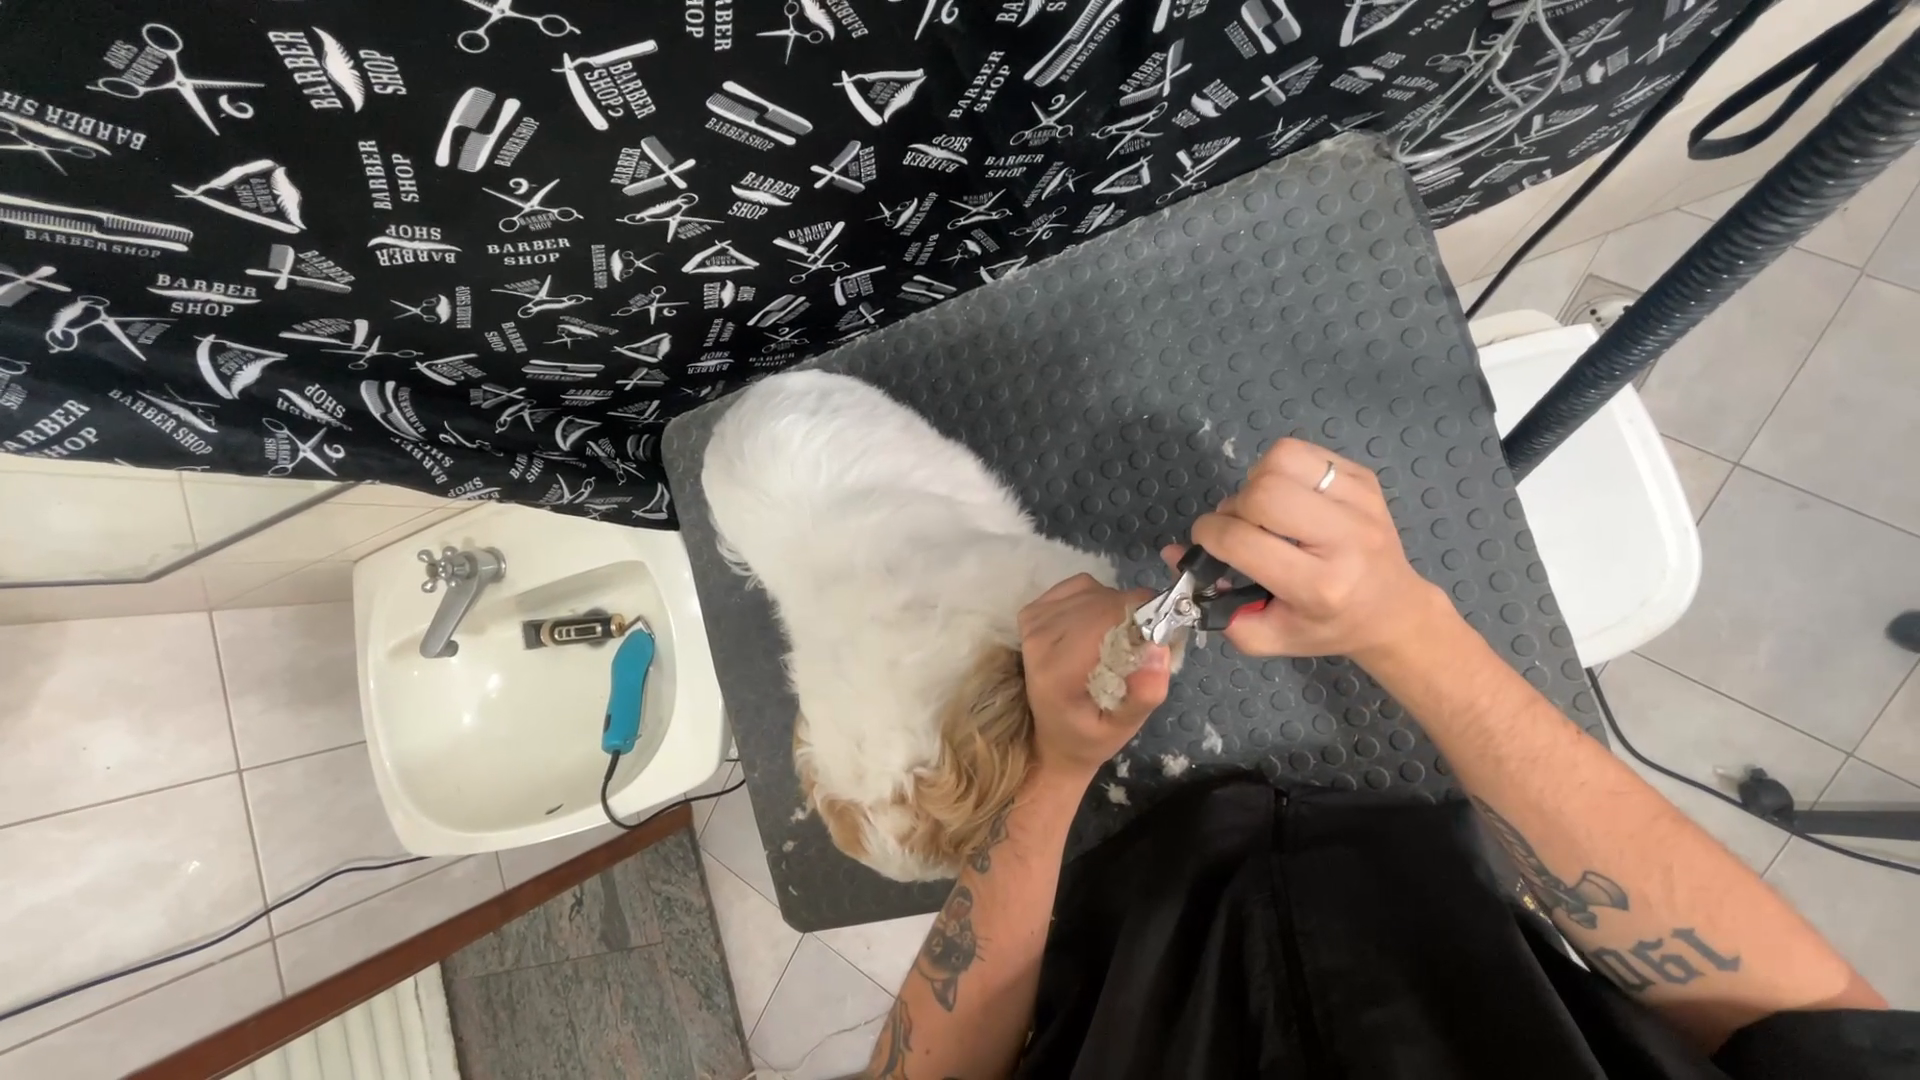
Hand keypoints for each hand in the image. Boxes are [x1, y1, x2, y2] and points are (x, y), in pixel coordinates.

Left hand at [1018, 574, 1170, 781]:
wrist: (1051, 738)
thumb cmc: (1089, 735)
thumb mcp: (1123, 729)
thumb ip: (1143, 695)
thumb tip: (1159, 649)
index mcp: (1057, 671)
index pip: (1104, 617)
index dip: (1141, 616)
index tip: (1160, 636)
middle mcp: (1039, 640)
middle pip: (1101, 600)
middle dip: (1133, 613)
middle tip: (1144, 643)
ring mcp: (1034, 622)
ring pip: (1093, 590)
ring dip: (1116, 607)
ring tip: (1121, 638)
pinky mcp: (1034, 611)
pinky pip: (1078, 586)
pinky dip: (1097, 598)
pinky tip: (1099, 625)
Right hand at [1175, 438, 1448, 664]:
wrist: (1393, 609)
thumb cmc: (1325, 626)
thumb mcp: (1267, 635)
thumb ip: (1214, 605)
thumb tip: (1174, 554)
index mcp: (1319, 585)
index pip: (1242, 540)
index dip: (1208, 535)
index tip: (1206, 543)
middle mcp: (1345, 539)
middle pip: (1262, 492)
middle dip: (1233, 506)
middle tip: (1238, 526)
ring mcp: (1360, 502)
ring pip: (1280, 459)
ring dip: (1256, 481)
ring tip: (1263, 509)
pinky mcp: (1365, 478)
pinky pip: (1302, 452)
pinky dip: (1280, 469)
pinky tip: (1288, 497)